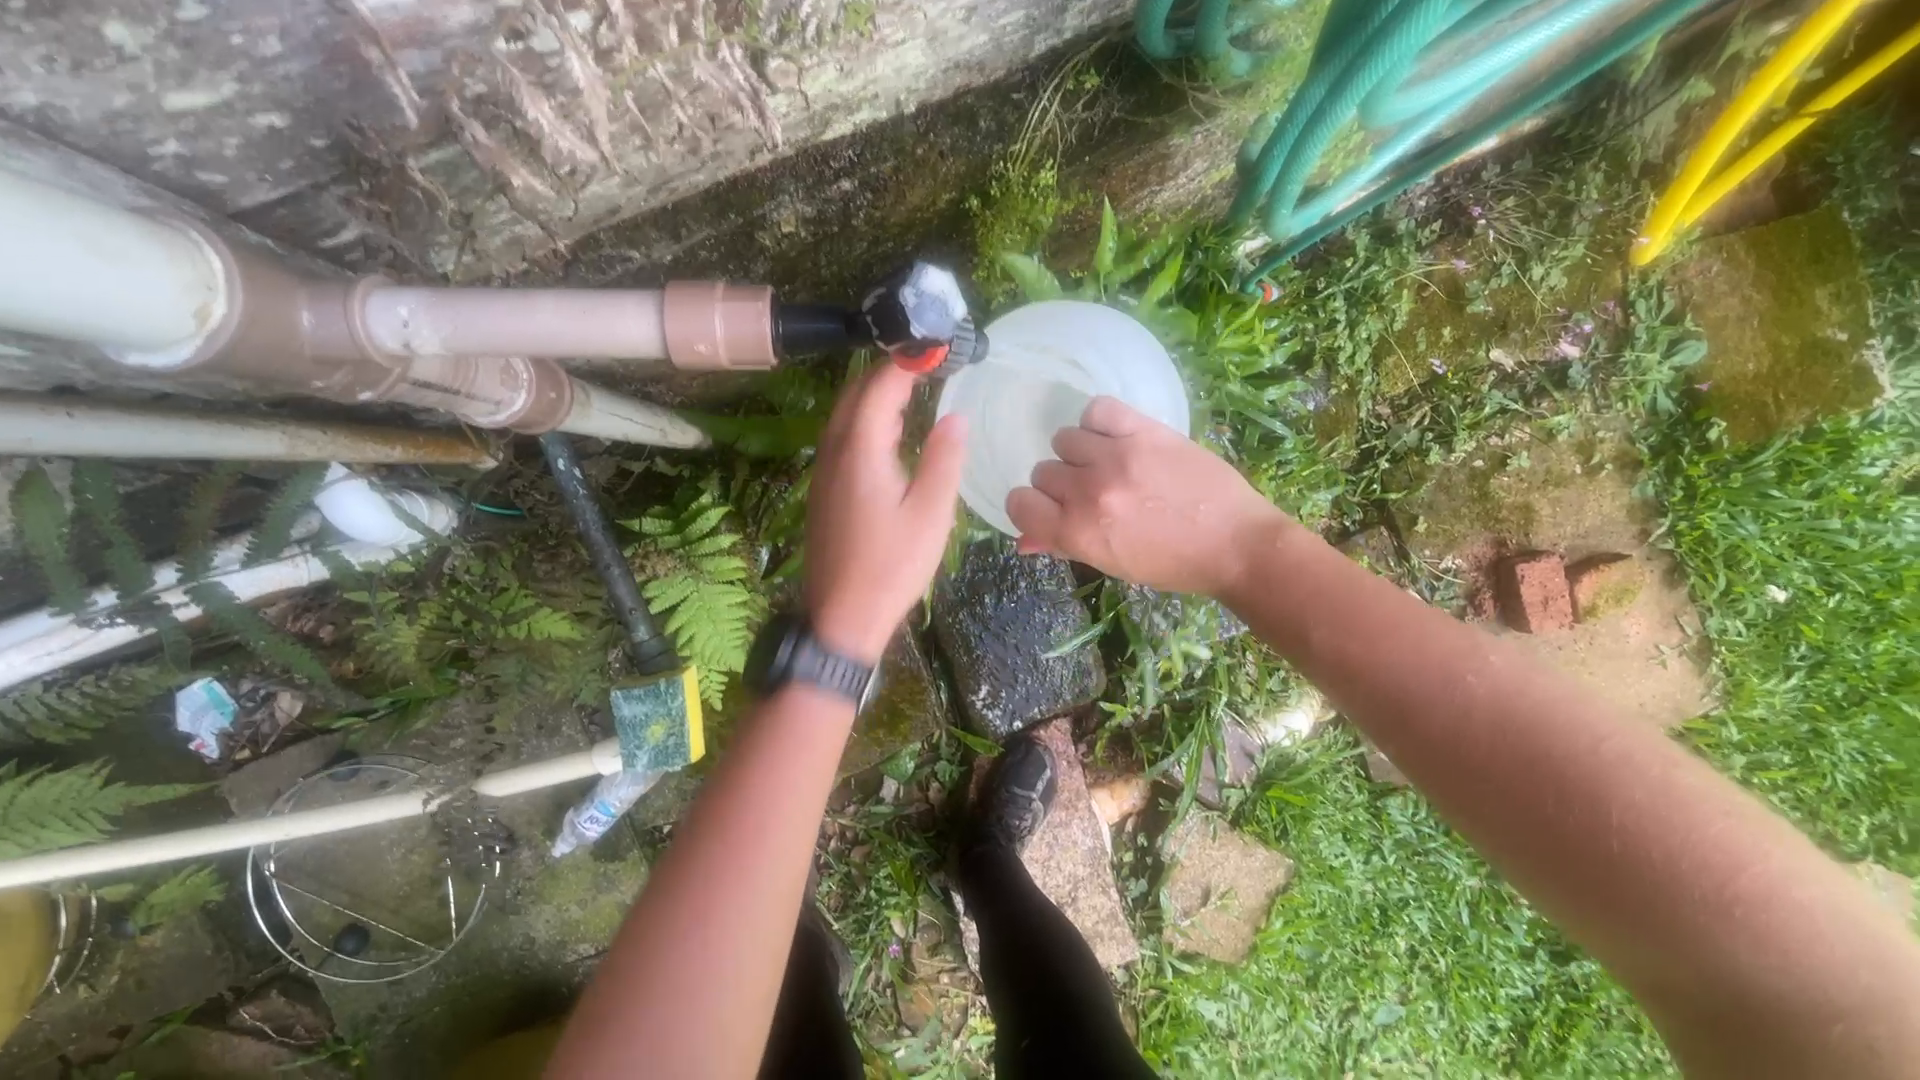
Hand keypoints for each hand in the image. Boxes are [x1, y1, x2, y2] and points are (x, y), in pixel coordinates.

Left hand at [805, 364, 966, 663]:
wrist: (842, 615)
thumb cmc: (891, 566)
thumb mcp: (930, 513)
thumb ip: (943, 458)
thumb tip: (955, 415)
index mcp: (860, 449)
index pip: (880, 385)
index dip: (907, 360)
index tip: (937, 346)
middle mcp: (834, 450)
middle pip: (856, 392)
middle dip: (890, 370)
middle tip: (929, 361)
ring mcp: (825, 470)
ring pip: (846, 413)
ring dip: (876, 393)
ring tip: (915, 386)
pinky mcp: (825, 488)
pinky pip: (843, 436)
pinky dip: (867, 418)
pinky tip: (891, 431)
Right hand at [1006, 396, 1293, 596]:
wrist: (1235, 544)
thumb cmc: (1172, 564)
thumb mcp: (1111, 564)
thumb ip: (1062, 546)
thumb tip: (1022, 540)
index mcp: (1077, 533)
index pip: (1019, 504)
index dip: (1032, 506)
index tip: (1053, 509)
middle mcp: (1089, 492)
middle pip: (1043, 471)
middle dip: (1062, 484)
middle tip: (1095, 493)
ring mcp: (1116, 458)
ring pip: (1064, 439)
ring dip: (1081, 452)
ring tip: (1110, 464)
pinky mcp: (1144, 432)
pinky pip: (1097, 409)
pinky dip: (1099, 421)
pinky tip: (1117, 437)